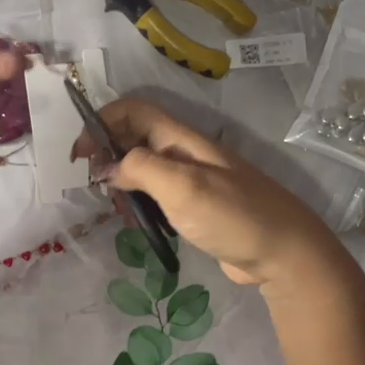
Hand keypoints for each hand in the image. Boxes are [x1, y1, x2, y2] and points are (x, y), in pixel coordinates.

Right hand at [74, 97, 338, 291]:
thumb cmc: (234, 215)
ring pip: (143, 164)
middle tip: (88, 180)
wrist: (283, 253)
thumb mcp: (182, 187)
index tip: (80, 155)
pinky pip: (156, 191)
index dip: (101, 122)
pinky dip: (136, 197)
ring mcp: (191, 179)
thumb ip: (140, 169)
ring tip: (106, 200)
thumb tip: (107, 168)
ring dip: (118, 174)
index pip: (133, 110)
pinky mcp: (194, 206)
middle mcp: (184, 153)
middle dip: (105, 149)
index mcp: (181, 139)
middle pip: (134, 134)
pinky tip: (131, 215)